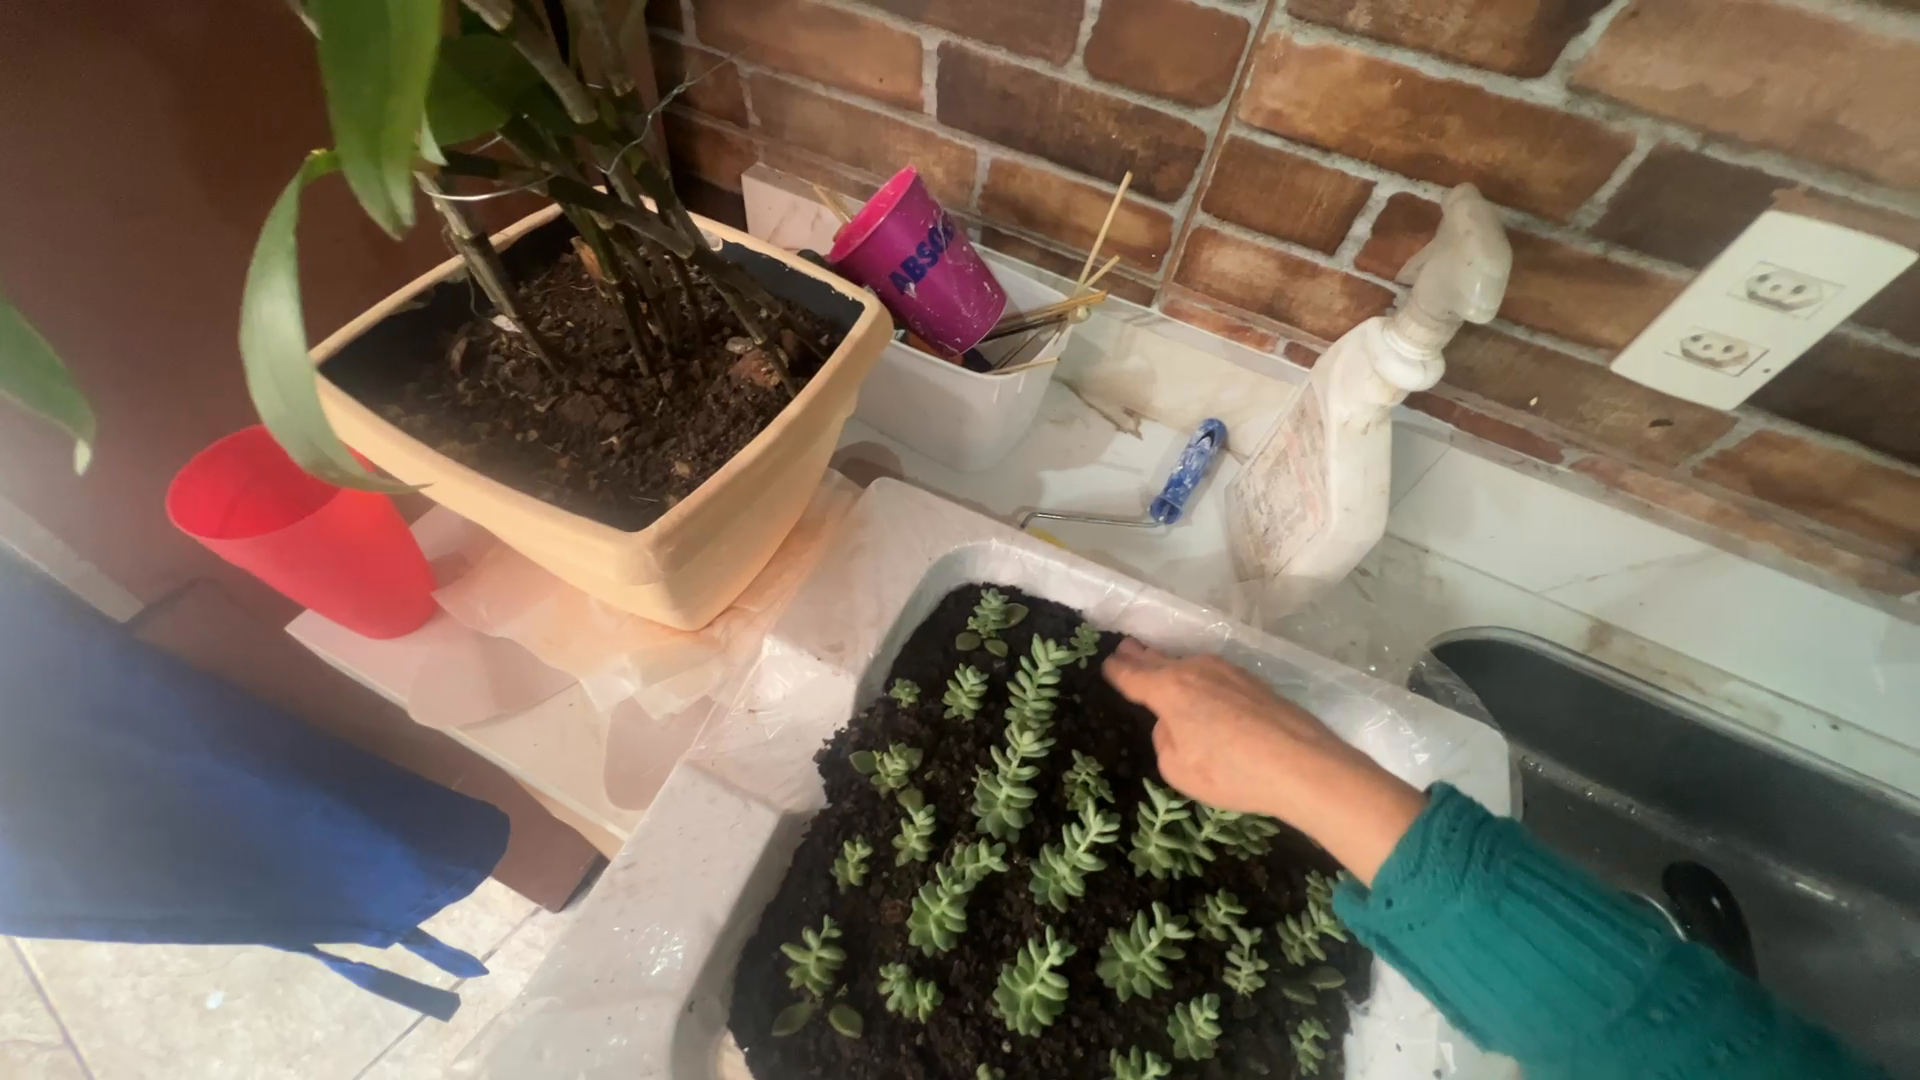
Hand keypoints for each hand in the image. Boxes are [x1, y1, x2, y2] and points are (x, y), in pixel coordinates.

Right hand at [1103, 639, 1426, 884]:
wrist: (1304, 766)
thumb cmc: (1232, 772)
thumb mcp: (1177, 769)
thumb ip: (1164, 740)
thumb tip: (1173, 724)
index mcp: (1167, 688)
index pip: (1130, 673)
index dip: (1115, 670)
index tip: (1106, 664)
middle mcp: (1193, 670)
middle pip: (1157, 658)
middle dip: (1138, 655)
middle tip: (1125, 648)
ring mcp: (1226, 671)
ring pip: (1186, 664)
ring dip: (1170, 665)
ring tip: (1160, 667)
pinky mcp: (1252, 681)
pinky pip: (1212, 674)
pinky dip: (1198, 678)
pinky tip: (1202, 690)